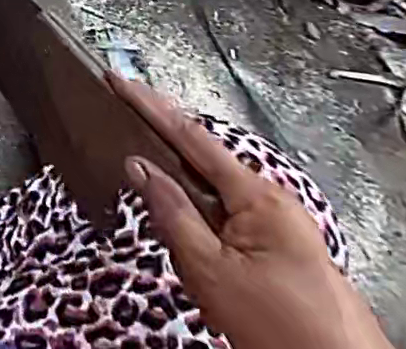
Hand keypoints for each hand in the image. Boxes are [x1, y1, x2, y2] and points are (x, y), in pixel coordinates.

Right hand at [112, 75, 393, 348]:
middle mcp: (275, 203)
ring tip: (149, 157)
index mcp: (259, 198)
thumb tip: (138, 166)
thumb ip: (171, 210)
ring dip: (181, 175)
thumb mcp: (209, 269)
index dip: (148, 105)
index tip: (119, 81)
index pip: (189, 136)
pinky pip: (228, 211)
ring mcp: (282, 227)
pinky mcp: (283, 250)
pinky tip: (185, 211)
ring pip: (214, 187)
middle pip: (203, 155)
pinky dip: (199, 202)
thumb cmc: (286, 333)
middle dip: (163, 131)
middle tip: (127, 103)